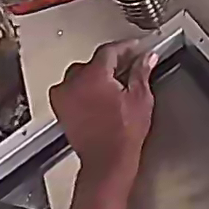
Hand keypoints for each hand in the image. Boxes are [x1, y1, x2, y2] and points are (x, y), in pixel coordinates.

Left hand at [50, 40, 156, 181]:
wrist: (107, 161)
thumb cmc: (122, 135)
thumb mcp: (140, 98)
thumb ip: (142, 72)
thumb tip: (147, 58)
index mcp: (94, 76)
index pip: (109, 51)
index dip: (125, 47)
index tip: (134, 47)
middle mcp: (73, 83)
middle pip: (93, 61)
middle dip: (112, 62)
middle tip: (129, 64)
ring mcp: (64, 96)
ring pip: (80, 74)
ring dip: (96, 74)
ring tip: (115, 82)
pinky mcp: (61, 109)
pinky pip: (71, 89)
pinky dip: (84, 88)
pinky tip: (100, 95)